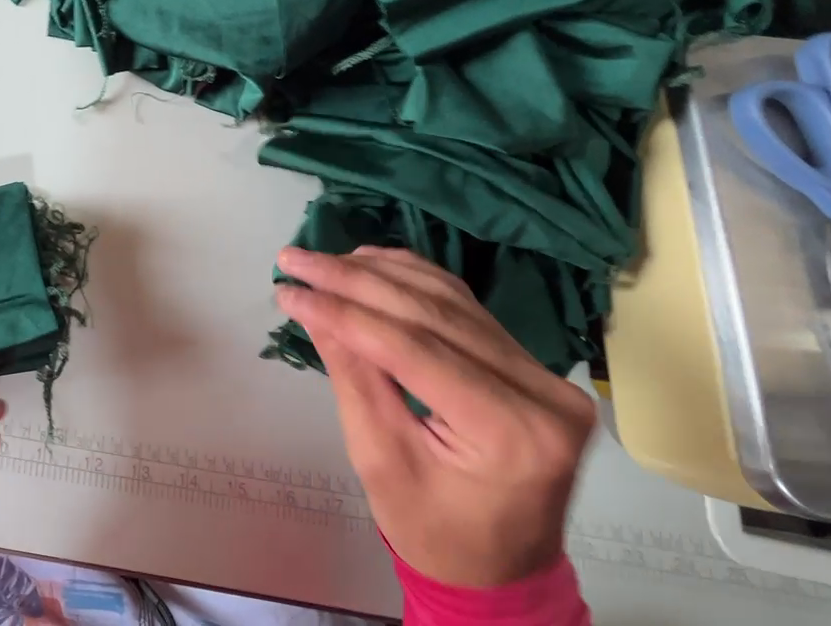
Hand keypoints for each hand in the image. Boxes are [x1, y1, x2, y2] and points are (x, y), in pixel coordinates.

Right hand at [275, 246, 596, 588]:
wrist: (499, 570)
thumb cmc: (433, 531)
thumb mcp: (381, 461)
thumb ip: (353, 377)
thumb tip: (312, 306)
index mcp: (512, 433)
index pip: (414, 349)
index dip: (343, 313)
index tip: (287, 292)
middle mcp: (543, 392)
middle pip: (432, 315)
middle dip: (353, 282)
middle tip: (294, 260)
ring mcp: (543, 374)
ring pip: (448, 300)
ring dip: (378, 272)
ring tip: (321, 259)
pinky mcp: (530, 364)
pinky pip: (464, 307)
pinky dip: (411, 279)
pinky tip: (369, 263)